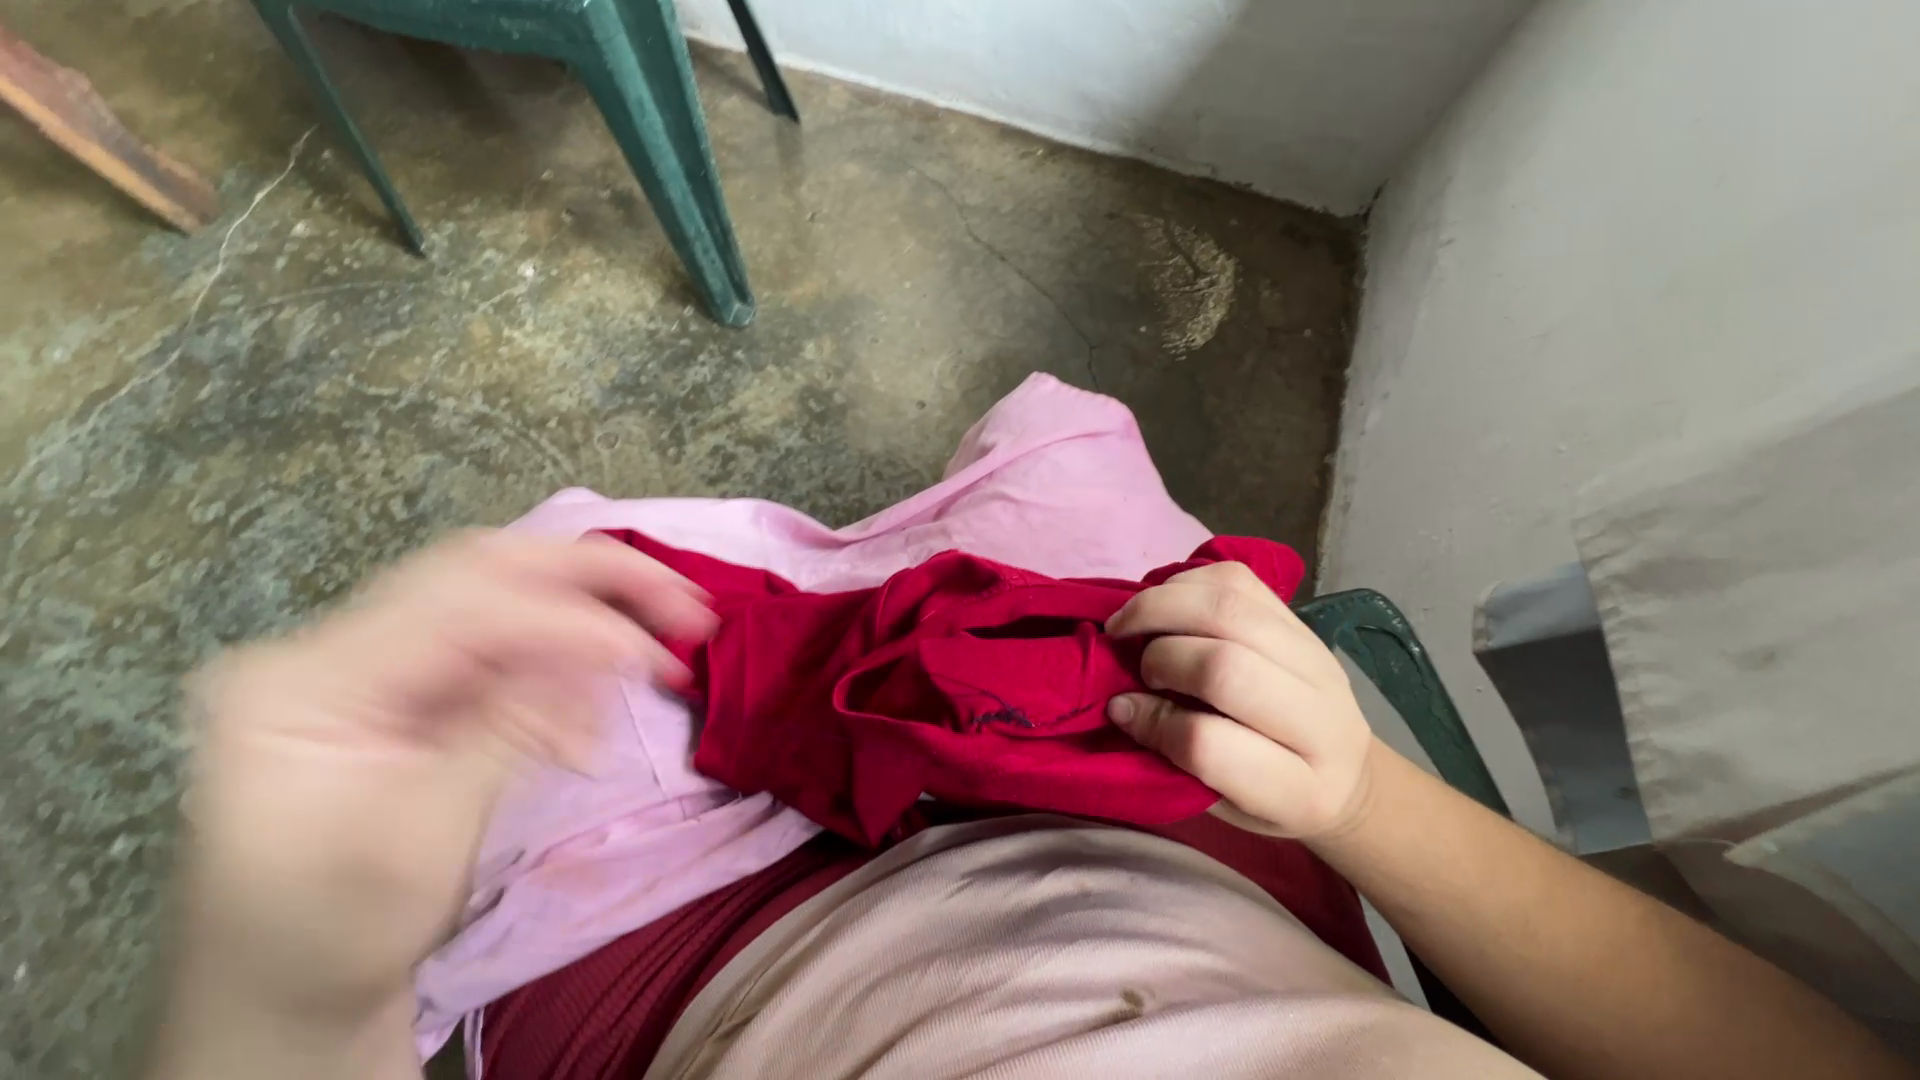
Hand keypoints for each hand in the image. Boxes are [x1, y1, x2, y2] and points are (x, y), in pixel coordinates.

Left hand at [175, 532, 714, 1024]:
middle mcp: (338, 645)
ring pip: (506, 592)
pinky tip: (601, 706)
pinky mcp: (420, 679)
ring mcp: (381, 657)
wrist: (295, 981)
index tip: (647, 654)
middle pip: (483, 571)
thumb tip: (598, 655)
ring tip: (671, 632)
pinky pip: (511, 643)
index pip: (457, 612)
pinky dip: (572, 661)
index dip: (564, 622)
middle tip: (682, 598)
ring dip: (595, 606)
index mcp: (306, 681)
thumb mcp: (419, 837)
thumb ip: (505, 728)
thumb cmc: (337, 928)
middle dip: (592, 577)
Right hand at [1104, 562, 1377, 839]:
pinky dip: (1187, 583)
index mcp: (1298, 789)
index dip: (1153, 723)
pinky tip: (1164, 601)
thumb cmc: (1273, 798)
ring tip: (1129, 623)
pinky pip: (1238, 580)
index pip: (1210, 745)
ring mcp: (1315, 659)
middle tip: (1131, 663)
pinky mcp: (1301, 620)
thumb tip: (1120, 703)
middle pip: (1226, 667)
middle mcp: (1320, 719)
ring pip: (1230, 608)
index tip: (1122, 711)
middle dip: (1160, 657)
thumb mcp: (1225, 805)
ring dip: (1162, 607)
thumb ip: (1174, 759)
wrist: (1347, 769)